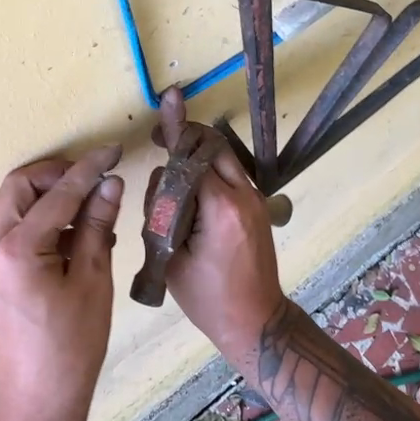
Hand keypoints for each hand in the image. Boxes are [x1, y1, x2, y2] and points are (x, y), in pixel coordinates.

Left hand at [0, 144, 123, 420]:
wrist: (37, 404)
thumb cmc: (70, 346)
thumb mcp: (92, 280)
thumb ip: (97, 225)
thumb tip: (109, 184)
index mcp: (17, 248)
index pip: (58, 192)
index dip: (89, 168)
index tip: (113, 151)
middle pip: (20, 186)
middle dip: (57, 174)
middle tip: (93, 179)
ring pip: (15, 206)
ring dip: (50, 197)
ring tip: (92, 211)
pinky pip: (16, 229)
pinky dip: (43, 220)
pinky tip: (77, 236)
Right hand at [148, 88, 284, 355]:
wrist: (257, 321)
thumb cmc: (209, 299)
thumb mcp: (172, 260)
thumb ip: (163, 214)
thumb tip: (162, 180)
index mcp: (221, 209)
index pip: (193, 157)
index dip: (177, 129)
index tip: (170, 98)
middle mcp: (244, 195)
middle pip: (214, 146)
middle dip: (187, 135)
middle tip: (161, 137)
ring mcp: (256, 199)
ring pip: (224, 157)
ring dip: (198, 152)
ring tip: (172, 165)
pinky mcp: (258, 206)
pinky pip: (230, 174)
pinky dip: (209, 170)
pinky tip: (190, 189)